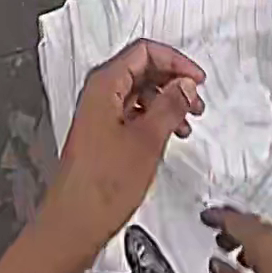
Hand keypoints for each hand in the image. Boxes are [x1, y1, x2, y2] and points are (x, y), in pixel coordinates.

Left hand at [44, 39, 205, 249]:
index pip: (144, 51)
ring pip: (139, 90)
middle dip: (172, 80)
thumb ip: (170, 106)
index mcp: (104, 83)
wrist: (75, 221)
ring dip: (166, 99)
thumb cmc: (101, 185)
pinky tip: (170, 133)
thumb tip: (185, 84)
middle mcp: (99, 91)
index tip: (196, 78)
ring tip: (188, 119)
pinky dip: (155, 116)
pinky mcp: (103, 130)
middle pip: (142, 68)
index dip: (174, 60)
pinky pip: (134, 110)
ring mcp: (100, 110)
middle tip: (196, 99)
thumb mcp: (147, 140)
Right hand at [202, 208, 271, 272]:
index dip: (218, 216)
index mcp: (268, 247)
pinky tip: (267, 270)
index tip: (205, 216)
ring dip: (255, 241)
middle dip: (236, 227)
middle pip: (256, 225)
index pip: (236, 220)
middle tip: (219, 233)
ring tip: (239, 255)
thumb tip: (216, 264)